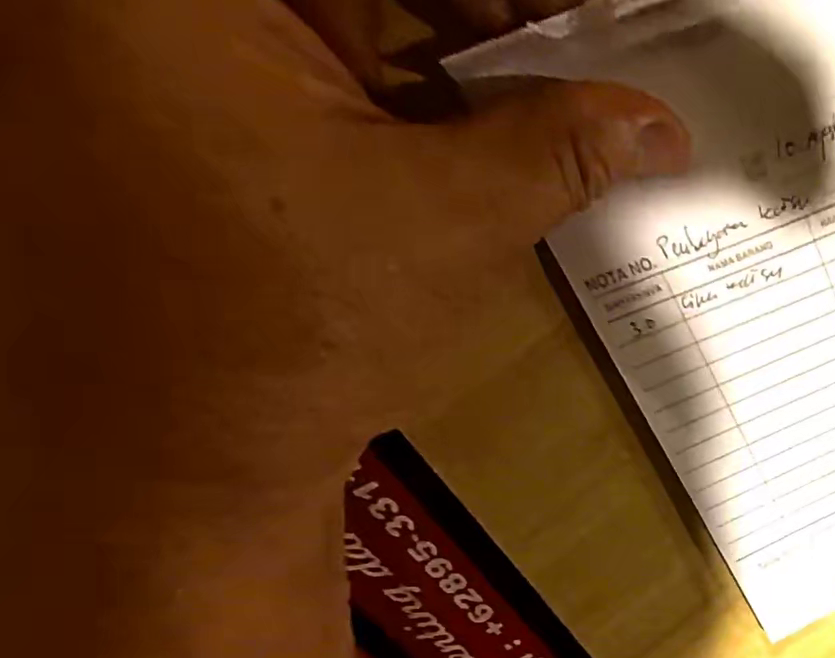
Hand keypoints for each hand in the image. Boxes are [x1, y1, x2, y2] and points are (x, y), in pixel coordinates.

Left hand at [1, 1, 688, 508]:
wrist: (191, 436)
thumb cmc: (300, 321)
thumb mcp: (452, 218)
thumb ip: (560, 150)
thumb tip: (659, 126)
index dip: (532, 0)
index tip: (619, 24)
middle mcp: (174, 1)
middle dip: (513, 24)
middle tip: (612, 65)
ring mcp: (191, 48)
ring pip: (376, 25)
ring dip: (487, 64)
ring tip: (585, 105)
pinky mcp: (225, 108)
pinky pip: (355, 76)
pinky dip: (442, 99)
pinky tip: (518, 130)